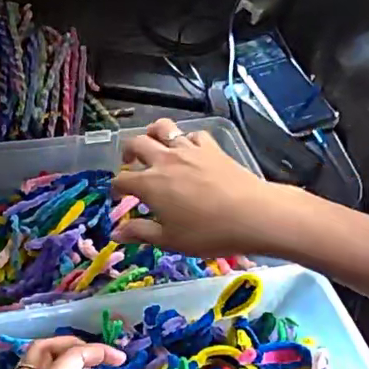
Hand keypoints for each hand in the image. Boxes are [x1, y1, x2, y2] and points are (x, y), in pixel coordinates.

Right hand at [112, 118, 304, 256]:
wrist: (252, 215)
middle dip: (127, 152)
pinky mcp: (212, 147)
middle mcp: (165, 161)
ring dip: (153, 133)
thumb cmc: (207, 232)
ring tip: (154, 145)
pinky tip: (190, 151)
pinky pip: (193, 135)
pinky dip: (186, 140)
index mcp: (150, 184)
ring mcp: (189, 150)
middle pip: (137, 143)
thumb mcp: (170, 240)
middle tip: (130, 164)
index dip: (116, 188)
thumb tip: (116, 234)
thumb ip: (141, 233)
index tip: (119, 197)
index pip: (122, 179)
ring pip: (163, 128)